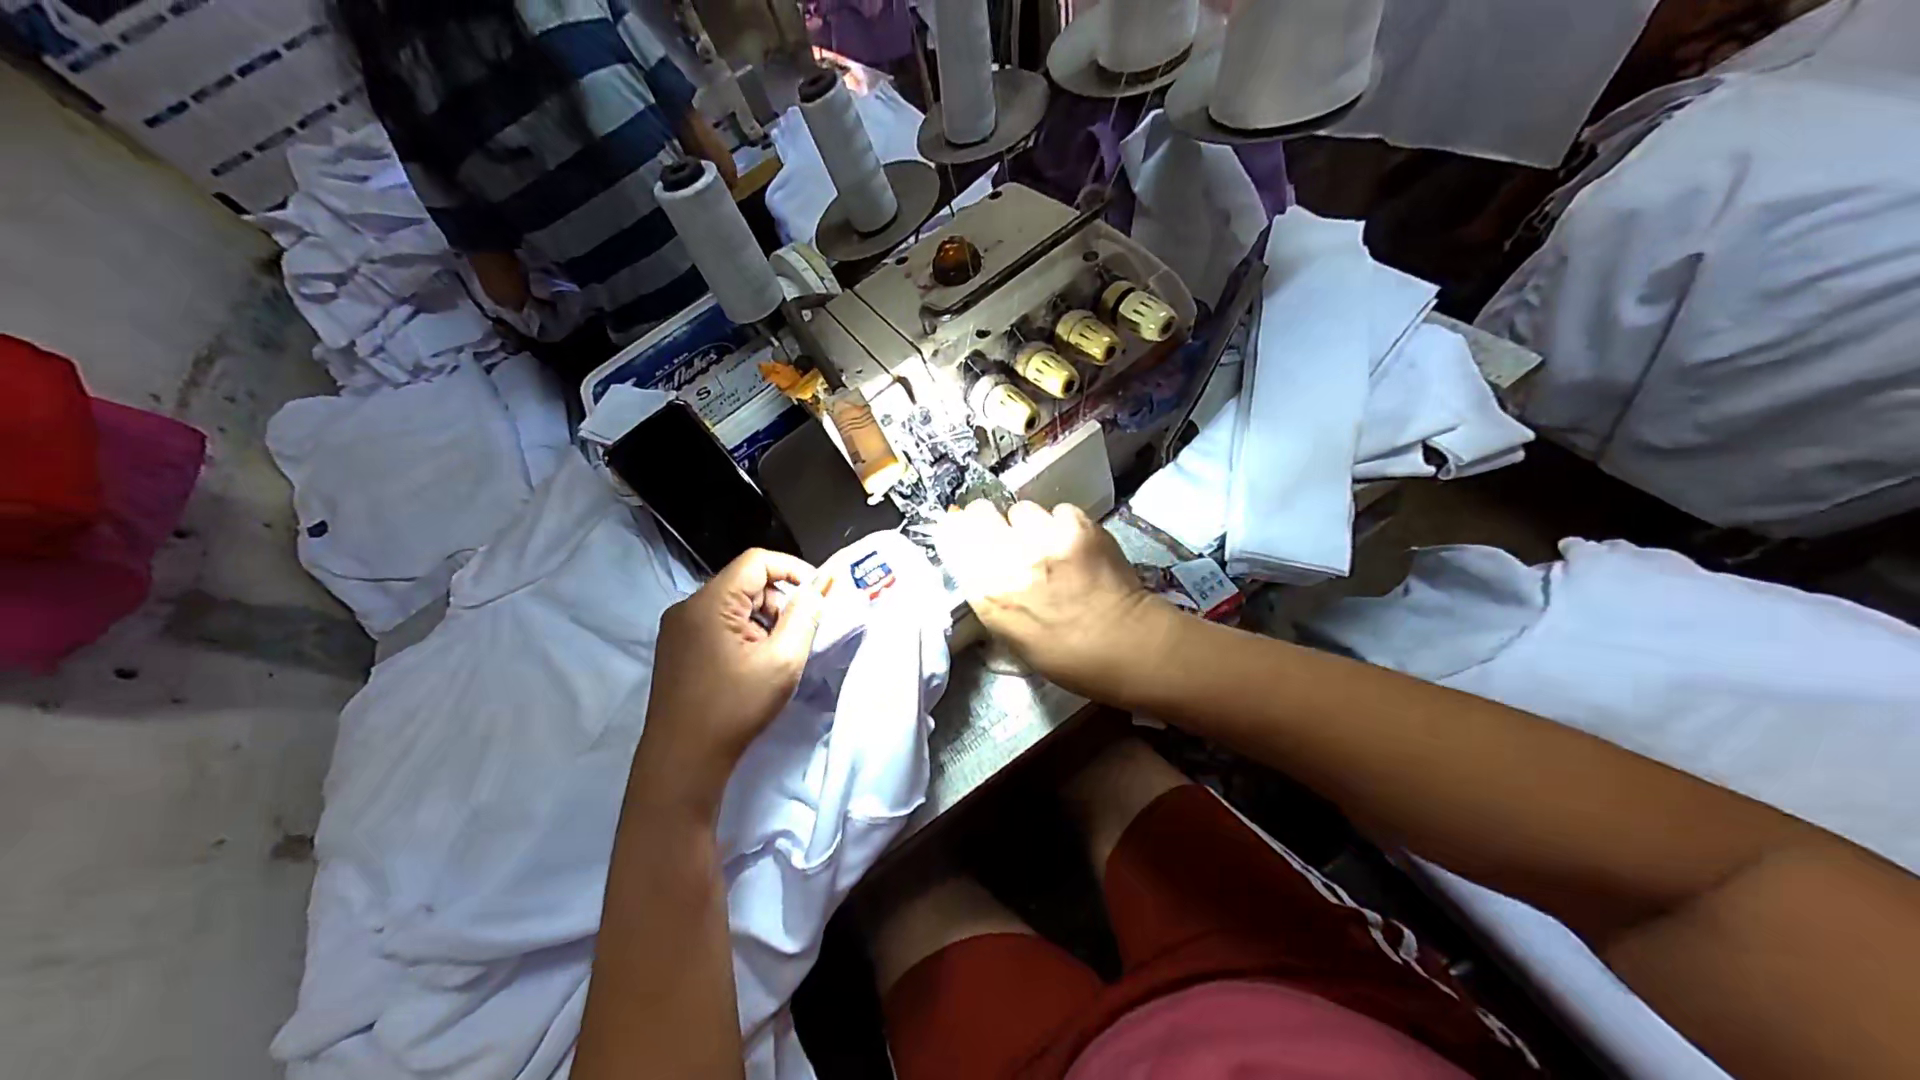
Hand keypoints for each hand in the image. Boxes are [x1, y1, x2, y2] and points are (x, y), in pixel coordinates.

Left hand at [635, 549, 831, 811]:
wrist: (682, 761)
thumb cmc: (735, 709)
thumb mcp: (782, 661)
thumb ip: (805, 616)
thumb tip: (820, 584)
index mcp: (710, 602)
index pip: (757, 561)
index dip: (794, 570)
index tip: (820, 595)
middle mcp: (688, 607)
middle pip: (745, 582)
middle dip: (780, 600)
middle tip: (800, 635)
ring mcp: (677, 628)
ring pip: (733, 604)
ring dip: (763, 619)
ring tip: (777, 656)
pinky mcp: (676, 648)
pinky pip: (717, 624)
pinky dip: (743, 634)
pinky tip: (753, 665)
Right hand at [936, 501, 1173, 697]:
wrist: (1125, 645)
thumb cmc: (1064, 656)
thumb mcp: (1009, 635)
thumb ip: (988, 596)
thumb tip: (978, 569)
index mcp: (987, 592)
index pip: (953, 537)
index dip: (957, 530)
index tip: (965, 531)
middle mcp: (1009, 559)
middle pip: (981, 513)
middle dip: (988, 519)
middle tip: (1006, 533)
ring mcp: (1045, 538)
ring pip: (1023, 510)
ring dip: (1031, 525)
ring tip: (1049, 545)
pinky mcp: (1078, 525)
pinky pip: (1060, 512)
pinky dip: (1064, 525)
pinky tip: (1076, 545)